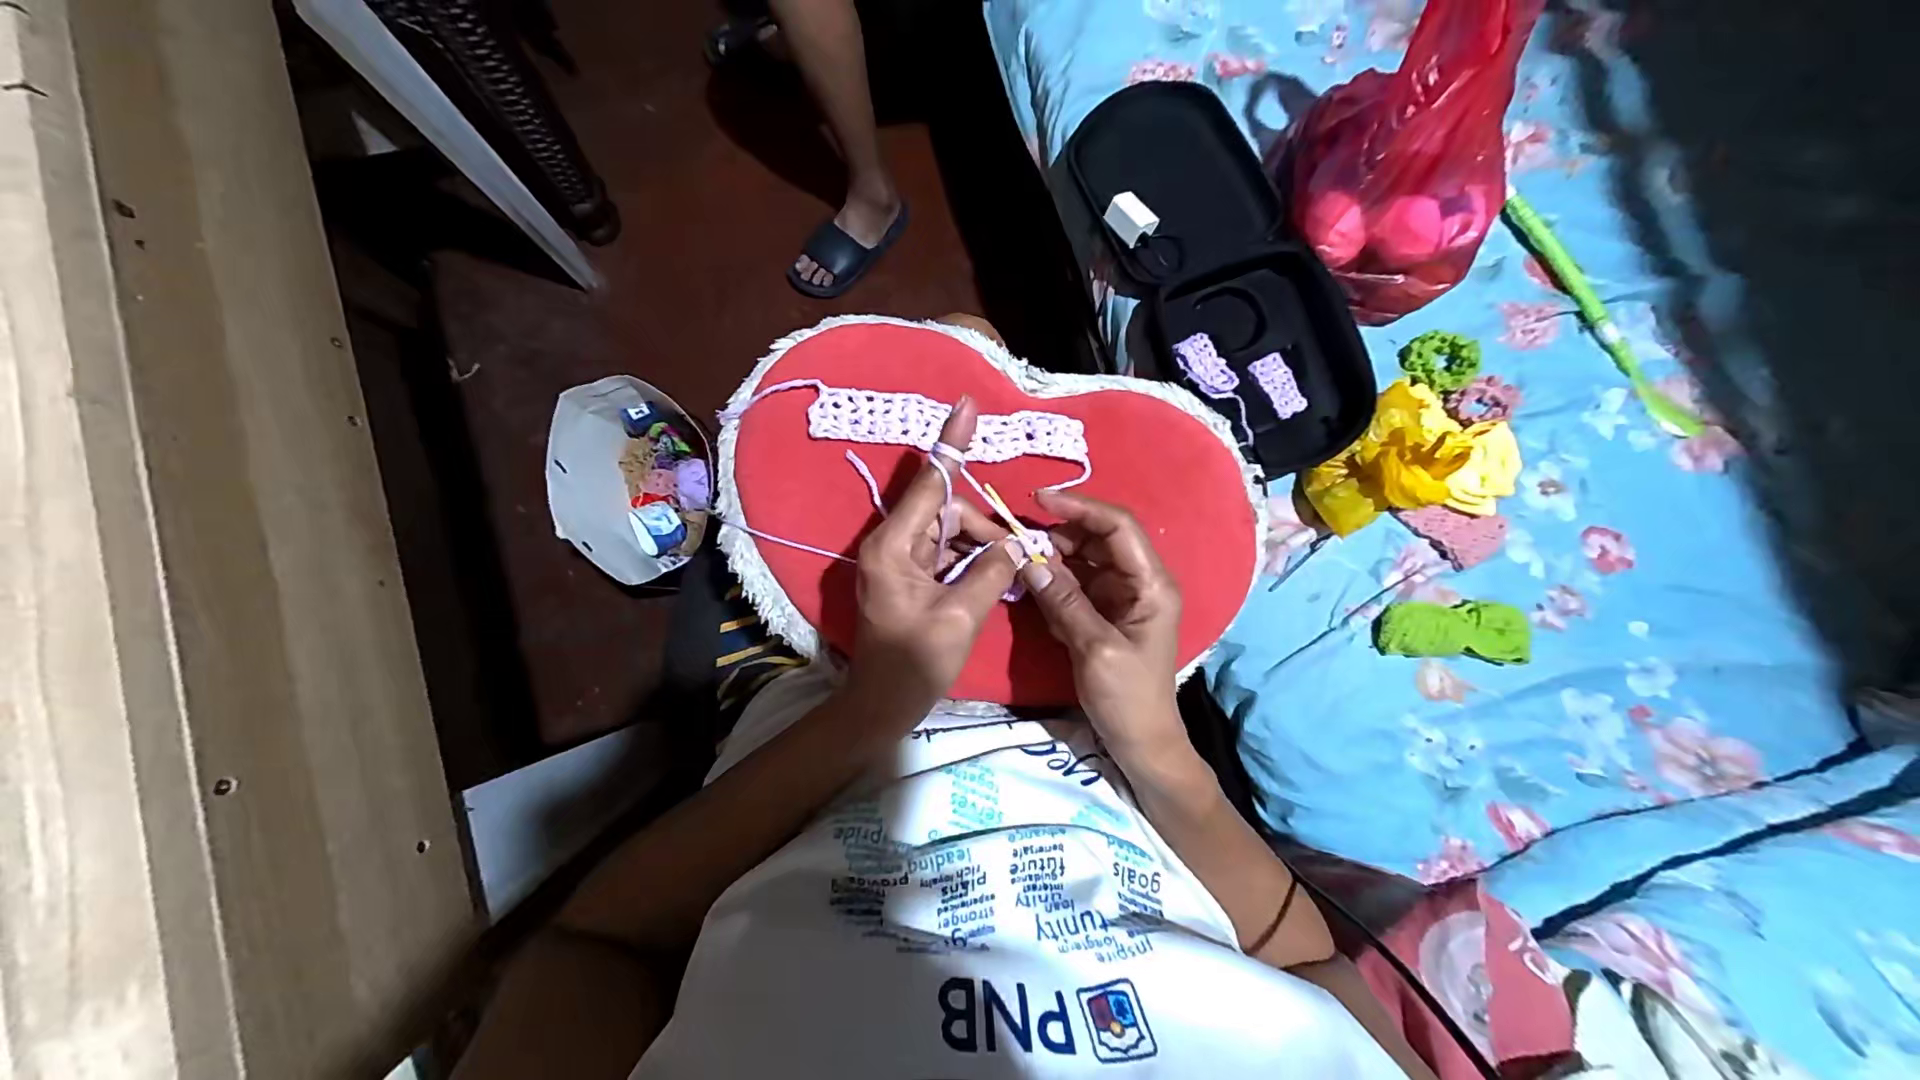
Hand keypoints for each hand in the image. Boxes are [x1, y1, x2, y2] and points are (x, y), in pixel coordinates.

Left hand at [845, 396, 1018, 717]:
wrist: (882, 703)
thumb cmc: (915, 662)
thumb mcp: (961, 616)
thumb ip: (991, 571)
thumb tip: (1015, 546)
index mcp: (895, 545)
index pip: (931, 483)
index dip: (952, 443)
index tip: (966, 405)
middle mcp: (892, 543)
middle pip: (947, 510)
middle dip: (983, 527)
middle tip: (1015, 557)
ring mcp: (899, 560)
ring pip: (950, 532)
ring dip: (980, 546)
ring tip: (1006, 572)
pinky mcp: (908, 577)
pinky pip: (945, 553)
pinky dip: (970, 560)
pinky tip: (992, 578)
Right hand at [1019, 491, 1187, 760]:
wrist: (1140, 742)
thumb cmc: (1128, 697)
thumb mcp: (1095, 649)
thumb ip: (1065, 602)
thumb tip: (1030, 562)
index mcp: (1151, 584)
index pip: (1118, 527)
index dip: (1080, 507)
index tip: (1040, 499)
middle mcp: (1138, 582)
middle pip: (1099, 538)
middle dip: (1060, 533)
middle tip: (1021, 540)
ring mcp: (1120, 597)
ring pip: (1084, 559)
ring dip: (1053, 558)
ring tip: (1023, 565)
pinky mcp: (1103, 612)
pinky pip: (1076, 584)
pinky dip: (1055, 583)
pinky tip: (1038, 594)